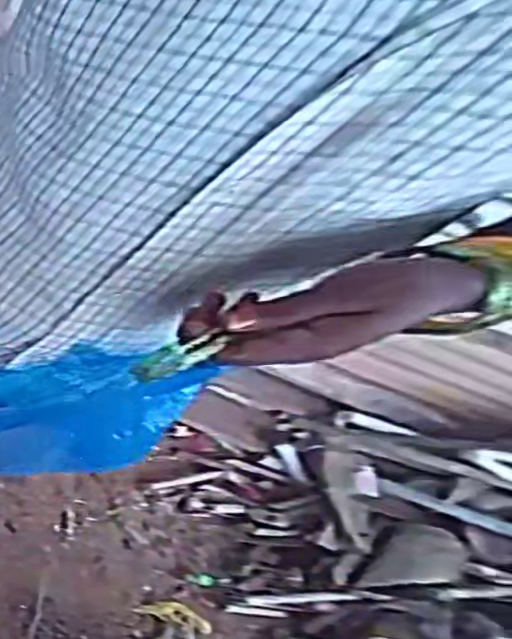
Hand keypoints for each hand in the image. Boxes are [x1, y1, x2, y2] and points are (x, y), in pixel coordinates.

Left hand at [182, 255, 488, 365]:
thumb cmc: (399, 286)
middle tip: (206, 302)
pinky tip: (243, 299)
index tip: (197, 316)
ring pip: (235, 339)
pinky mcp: (292, 328)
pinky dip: (237, 315)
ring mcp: (290, 340)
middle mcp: (290, 349)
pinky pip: (251, 329)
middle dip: (205, 329)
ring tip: (218, 297)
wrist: (439, 282)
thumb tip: (233, 322)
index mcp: (303, 348)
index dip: (204, 340)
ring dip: (218, 320)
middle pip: (226, 350)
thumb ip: (284, 312)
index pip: (233, 356)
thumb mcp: (340, 295)